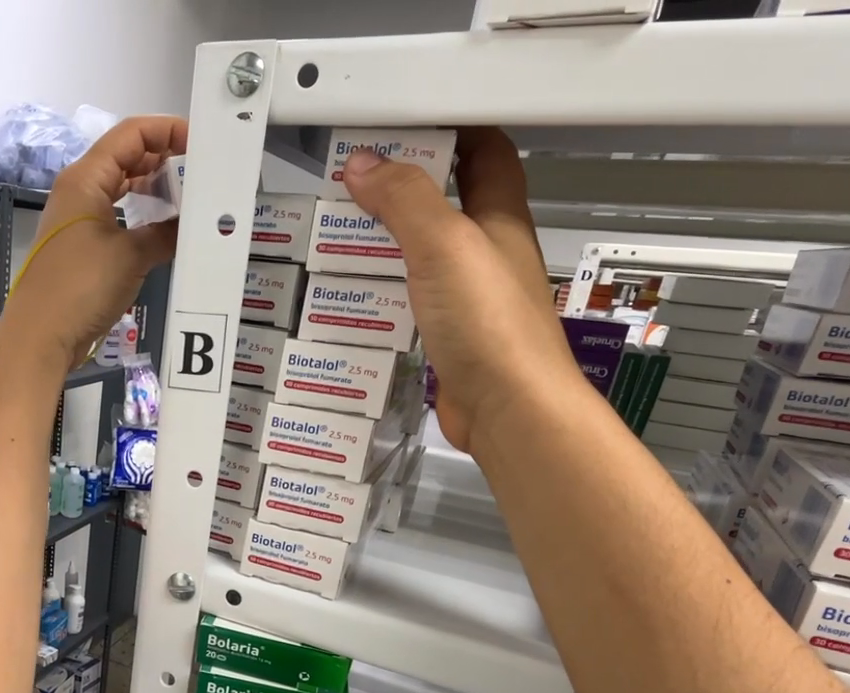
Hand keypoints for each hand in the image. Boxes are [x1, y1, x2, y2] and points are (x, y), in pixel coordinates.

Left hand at [0, 115, 187, 367]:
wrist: (41, 336)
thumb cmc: (81, 288)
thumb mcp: (131, 256)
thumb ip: (166, 233)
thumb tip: (192, 224)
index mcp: (85, 179)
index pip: (131, 134)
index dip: (167, 130)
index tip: (201, 143)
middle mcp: (78, 191)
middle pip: (125, 158)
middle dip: (163, 159)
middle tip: (200, 173)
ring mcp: (77, 220)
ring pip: (120, 188)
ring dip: (152, 189)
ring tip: (187, 198)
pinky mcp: (80, 247)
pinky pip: (116, 216)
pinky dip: (141, 216)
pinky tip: (163, 228)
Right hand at [342, 128, 584, 453]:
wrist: (509, 408)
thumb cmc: (490, 323)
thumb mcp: (443, 244)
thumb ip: (404, 200)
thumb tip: (364, 163)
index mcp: (499, 219)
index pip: (485, 153)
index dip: (452, 130)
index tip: (405, 126)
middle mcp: (488, 254)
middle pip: (448, 205)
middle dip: (404, 190)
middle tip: (354, 187)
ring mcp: (471, 299)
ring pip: (425, 257)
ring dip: (388, 245)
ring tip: (340, 239)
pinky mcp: (451, 338)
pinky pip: (413, 303)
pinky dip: (385, 296)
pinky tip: (356, 300)